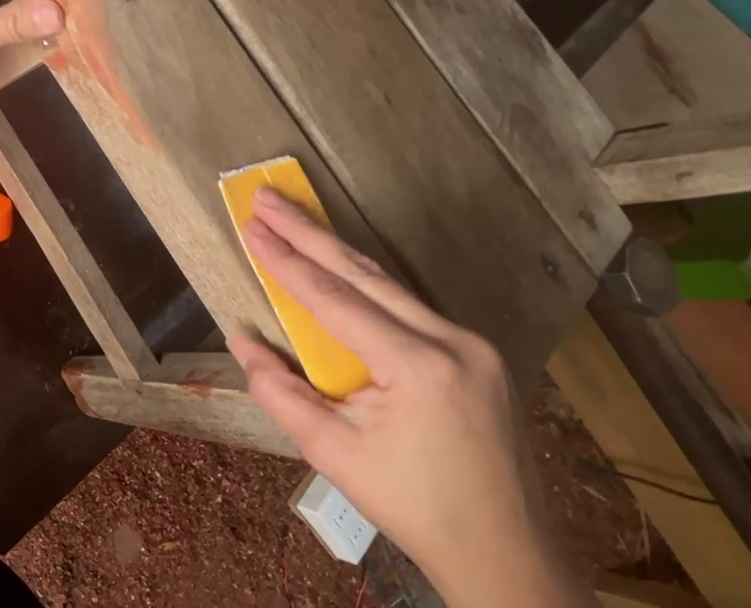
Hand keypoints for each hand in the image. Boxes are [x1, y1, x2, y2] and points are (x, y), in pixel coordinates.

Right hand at [228, 189, 588, 607]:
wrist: (507, 554)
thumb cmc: (412, 506)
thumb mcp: (331, 452)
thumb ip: (280, 391)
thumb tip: (243, 341)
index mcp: (418, 366)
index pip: (334, 298)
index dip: (285, 260)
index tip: (250, 224)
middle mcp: (453, 342)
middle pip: (365, 273)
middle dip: (309, 231)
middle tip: (265, 196)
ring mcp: (472, 346)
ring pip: (389, 284)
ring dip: (335, 250)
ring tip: (292, 217)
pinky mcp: (477, 355)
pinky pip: (408, 307)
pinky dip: (364, 281)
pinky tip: (336, 263)